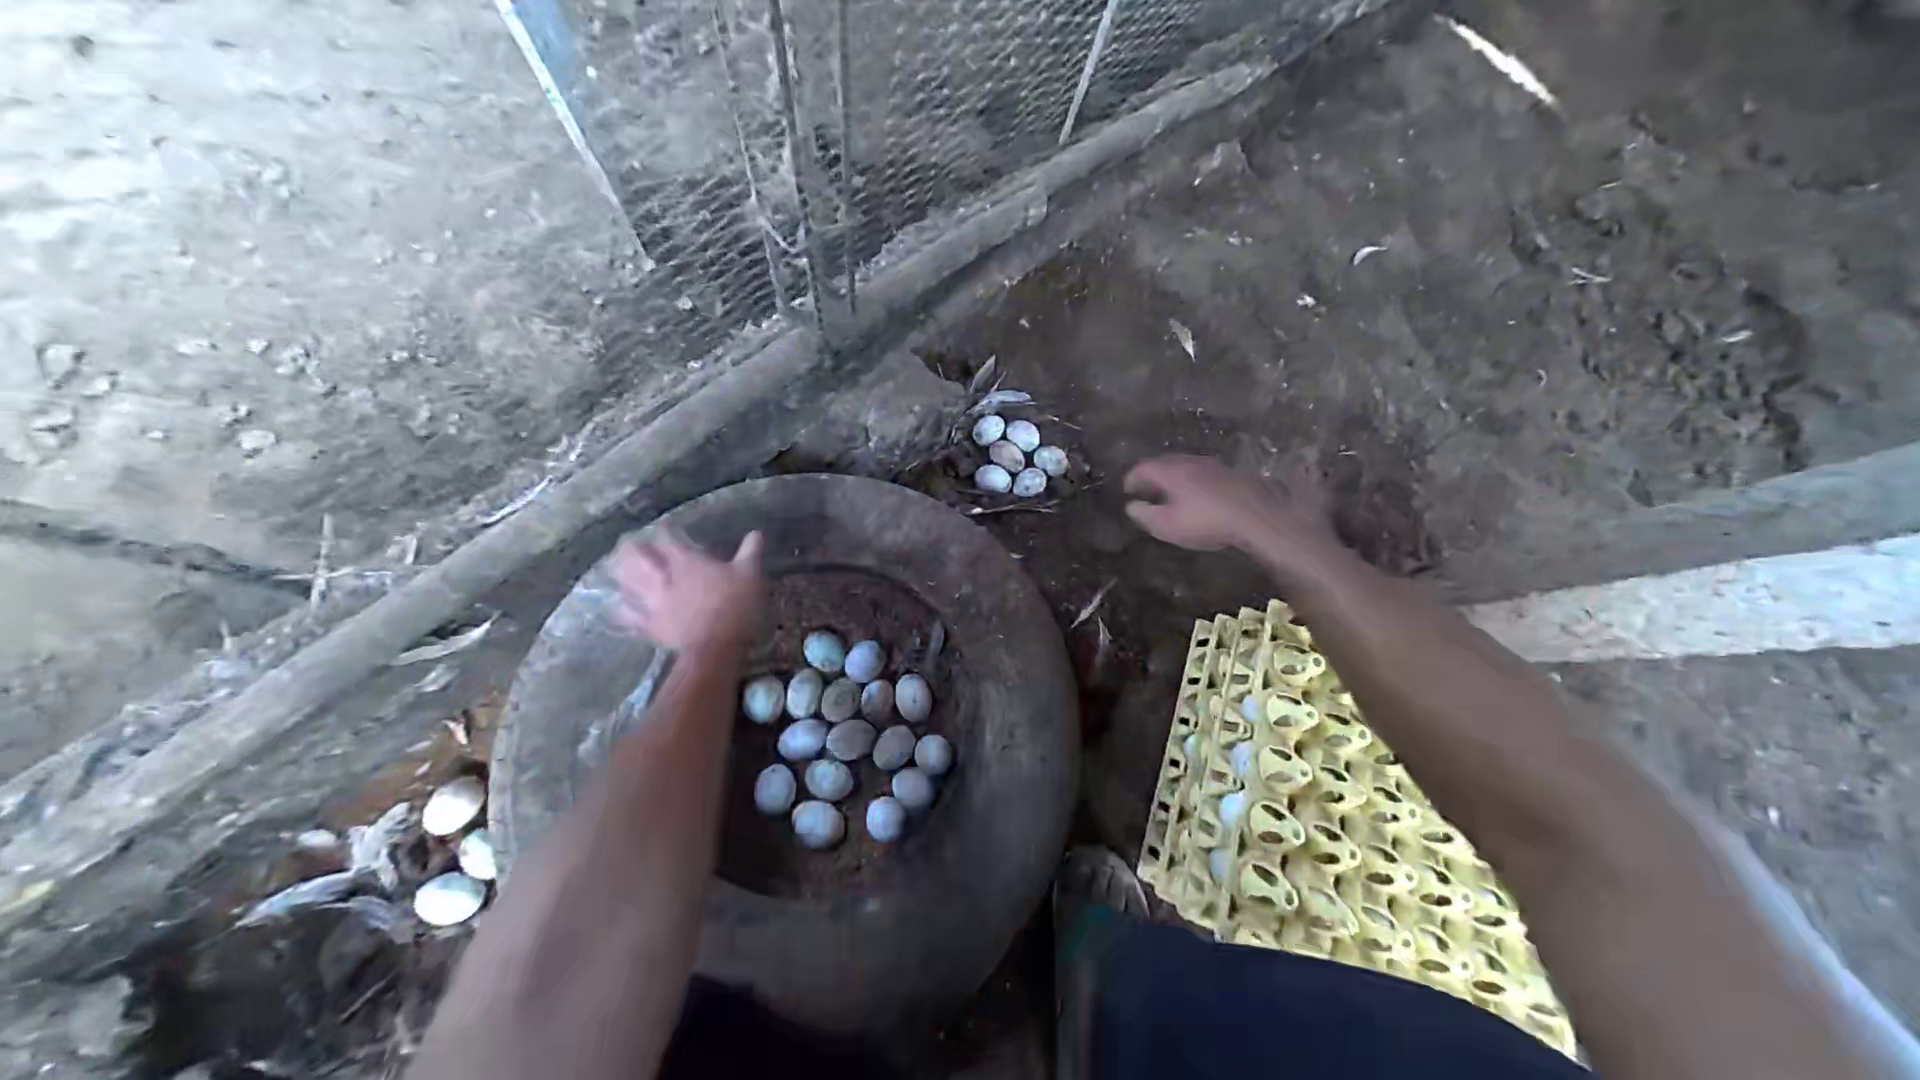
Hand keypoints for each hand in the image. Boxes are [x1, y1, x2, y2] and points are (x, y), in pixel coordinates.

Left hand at [611, 530, 765, 650]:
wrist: (716, 646)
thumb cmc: (735, 606)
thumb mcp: (751, 574)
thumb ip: (751, 552)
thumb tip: (756, 533)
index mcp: (688, 562)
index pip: (668, 539)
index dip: (664, 530)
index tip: (662, 526)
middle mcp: (664, 577)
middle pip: (638, 557)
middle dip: (632, 548)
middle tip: (627, 543)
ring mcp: (653, 602)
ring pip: (628, 582)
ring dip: (620, 573)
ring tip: (614, 567)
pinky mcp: (650, 625)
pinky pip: (629, 615)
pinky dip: (622, 609)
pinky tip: (618, 606)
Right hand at [1124, 455, 1344, 582]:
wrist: (1257, 516)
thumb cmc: (1206, 521)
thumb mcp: (1167, 525)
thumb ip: (1145, 515)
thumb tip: (1132, 506)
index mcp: (1171, 472)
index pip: (1143, 468)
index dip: (1131, 478)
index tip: (1126, 489)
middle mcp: (1191, 462)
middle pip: (1164, 462)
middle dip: (1151, 474)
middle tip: (1144, 488)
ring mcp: (1213, 466)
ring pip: (1185, 466)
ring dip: (1172, 476)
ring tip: (1168, 492)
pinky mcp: (1230, 475)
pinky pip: (1201, 473)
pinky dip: (1190, 481)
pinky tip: (1195, 495)